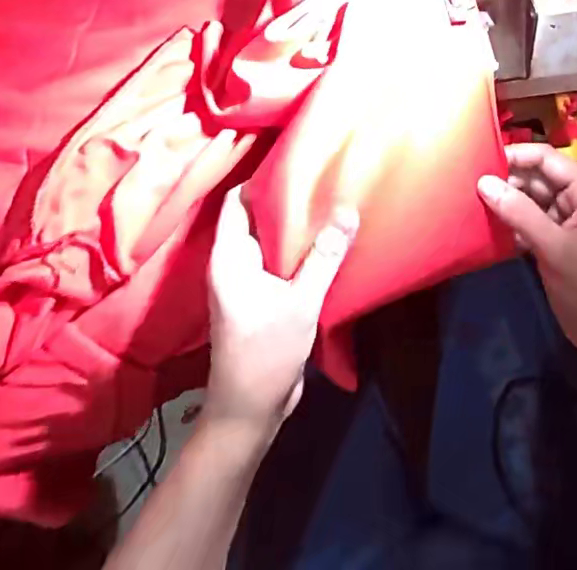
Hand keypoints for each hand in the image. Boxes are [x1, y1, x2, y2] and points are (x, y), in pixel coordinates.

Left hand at [204, 188, 357, 435]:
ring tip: (330, 206)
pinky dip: (299, 252)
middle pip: (257, 219)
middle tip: (322, 181)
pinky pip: (280, 263)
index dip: (261, 180)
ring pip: (271, 242)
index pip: (238, 202)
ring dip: (295, 229)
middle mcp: (234, 264)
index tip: (296, 163)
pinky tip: (327, 245)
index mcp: (229, 258)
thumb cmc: (264, 354)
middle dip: (286, 201)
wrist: (249, 413)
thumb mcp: (300, 303)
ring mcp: (247, 283)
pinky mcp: (263, 299)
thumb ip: (324, 258)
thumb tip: (347, 212)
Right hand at [476, 144, 576, 370]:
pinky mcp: (560, 242)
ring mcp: (570, 221)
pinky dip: (514, 224)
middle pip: (538, 178)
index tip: (477, 163)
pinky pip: (533, 222)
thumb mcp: (556, 249)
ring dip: (507, 203)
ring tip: (472, 204)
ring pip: (532, 200)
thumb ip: (520, 213)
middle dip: (507, 181)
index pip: (547, 159)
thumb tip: (483, 182)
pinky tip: (489, 228)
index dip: (515, 156)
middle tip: (468, 187)